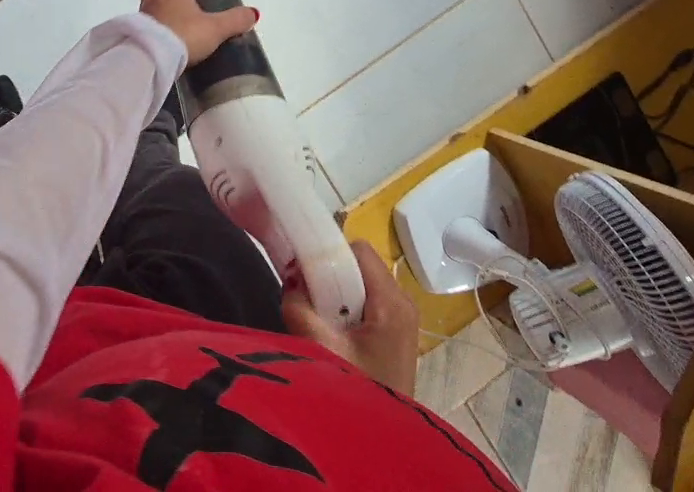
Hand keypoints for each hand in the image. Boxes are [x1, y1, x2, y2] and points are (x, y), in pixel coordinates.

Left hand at [135, 0, 259, 65]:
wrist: (150, 59)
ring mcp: (142, 16)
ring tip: (173, 18)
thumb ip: (235, 20)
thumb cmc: (184, 36)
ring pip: (145, 1)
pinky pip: (143, 23)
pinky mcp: (135, 34)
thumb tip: (252, 13)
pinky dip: (153, 26)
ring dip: (157, 5)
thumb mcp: (215, 29)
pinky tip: (164, 37)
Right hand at [282, 241, 420, 395]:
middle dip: (329, 272)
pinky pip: (366, 302)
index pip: (359, 250)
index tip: (303, 268)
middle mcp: (403, 302)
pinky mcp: (395, 334)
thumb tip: (290, 279)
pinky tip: (329, 329)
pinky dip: (344, 306)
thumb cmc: (358, 390)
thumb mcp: (320, 348)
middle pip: (360, 265)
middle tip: (303, 291)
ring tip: (314, 312)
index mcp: (392, 302)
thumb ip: (298, 306)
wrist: (382, 444)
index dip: (329, 252)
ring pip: (361, 283)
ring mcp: (401, 319)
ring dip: (335, 291)